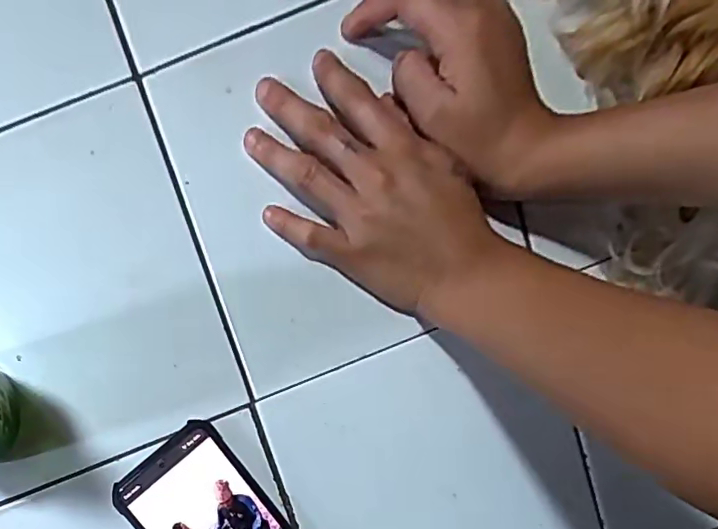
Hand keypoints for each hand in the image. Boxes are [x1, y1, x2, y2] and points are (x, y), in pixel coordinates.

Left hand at [247, 51, 519, 315]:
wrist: (463, 273)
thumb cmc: (462, 223)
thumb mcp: (448, 164)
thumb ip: (415, 134)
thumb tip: (387, 109)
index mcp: (400, 152)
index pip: (359, 106)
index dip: (334, 81)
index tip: (317, 65)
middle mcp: (373, 178)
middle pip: (323, 135)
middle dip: (289, 109)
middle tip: (265, 93)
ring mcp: (358, 217)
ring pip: (309, 177)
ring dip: (277, 156)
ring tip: (253, 139)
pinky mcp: (350, 253)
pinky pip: (312, 236)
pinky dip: (288, 225)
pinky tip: (269, 214)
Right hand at [342, 0, 561, 197]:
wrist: (527, 151)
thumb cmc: (479, 144)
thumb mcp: (432, 115)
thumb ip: (408, 75)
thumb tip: (404, 57)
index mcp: (462, 27)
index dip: (373, 9)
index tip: (351, 32)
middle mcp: (482, 8)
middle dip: (391, 2)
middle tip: (365, 24)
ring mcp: (495, 16)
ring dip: (412, 6)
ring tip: (386, 27)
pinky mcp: (499, 30)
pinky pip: (459, 6)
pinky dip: (432, 14)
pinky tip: (417, 37)